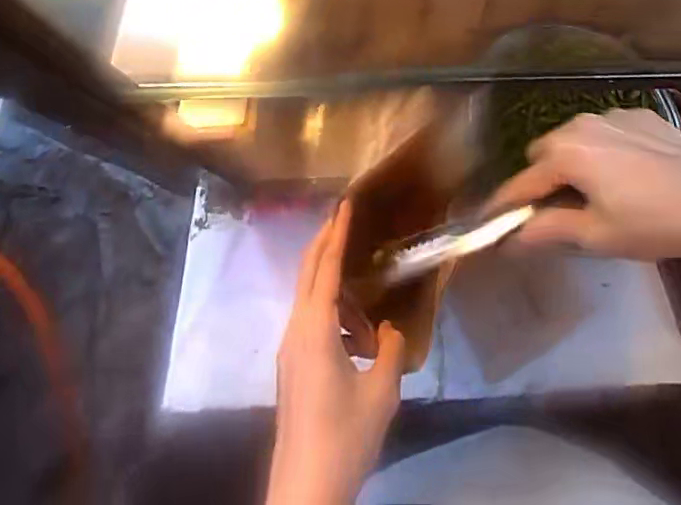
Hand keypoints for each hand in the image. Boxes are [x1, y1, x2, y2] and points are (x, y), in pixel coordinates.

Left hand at [267, 201, 404, 504]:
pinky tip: (356, 338)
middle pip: (308, 273)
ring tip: (365, 300)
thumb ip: (390, 352)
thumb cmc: (344, 435)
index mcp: (315, 327)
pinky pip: (310, 322)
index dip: (337, 233)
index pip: (326, 266)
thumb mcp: (380, 393)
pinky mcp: (291, 367)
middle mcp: (296, 330)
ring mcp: (290, 349)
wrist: (304, 488)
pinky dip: (331, 313)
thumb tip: (389, 329)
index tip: (345, 203)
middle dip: (324, 242)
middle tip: (344, 218)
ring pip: (309, 299)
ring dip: (334, 287)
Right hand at [486, 108, 680, 264]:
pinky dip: (606, 149)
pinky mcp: (639, 115)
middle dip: (544, 179)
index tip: (492, 221)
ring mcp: (612, 115)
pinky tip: (633, 174)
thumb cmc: (655, 225)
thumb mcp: (598, 235)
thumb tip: (511, 238)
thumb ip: (548, 230)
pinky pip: (606, 130)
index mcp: (566, 153)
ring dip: (574, 161)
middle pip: (543, 152)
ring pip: (574, 138)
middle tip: (563, 210)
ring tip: (600, 192)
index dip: (505, 204)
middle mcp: (581, 124)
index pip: (522, 182)